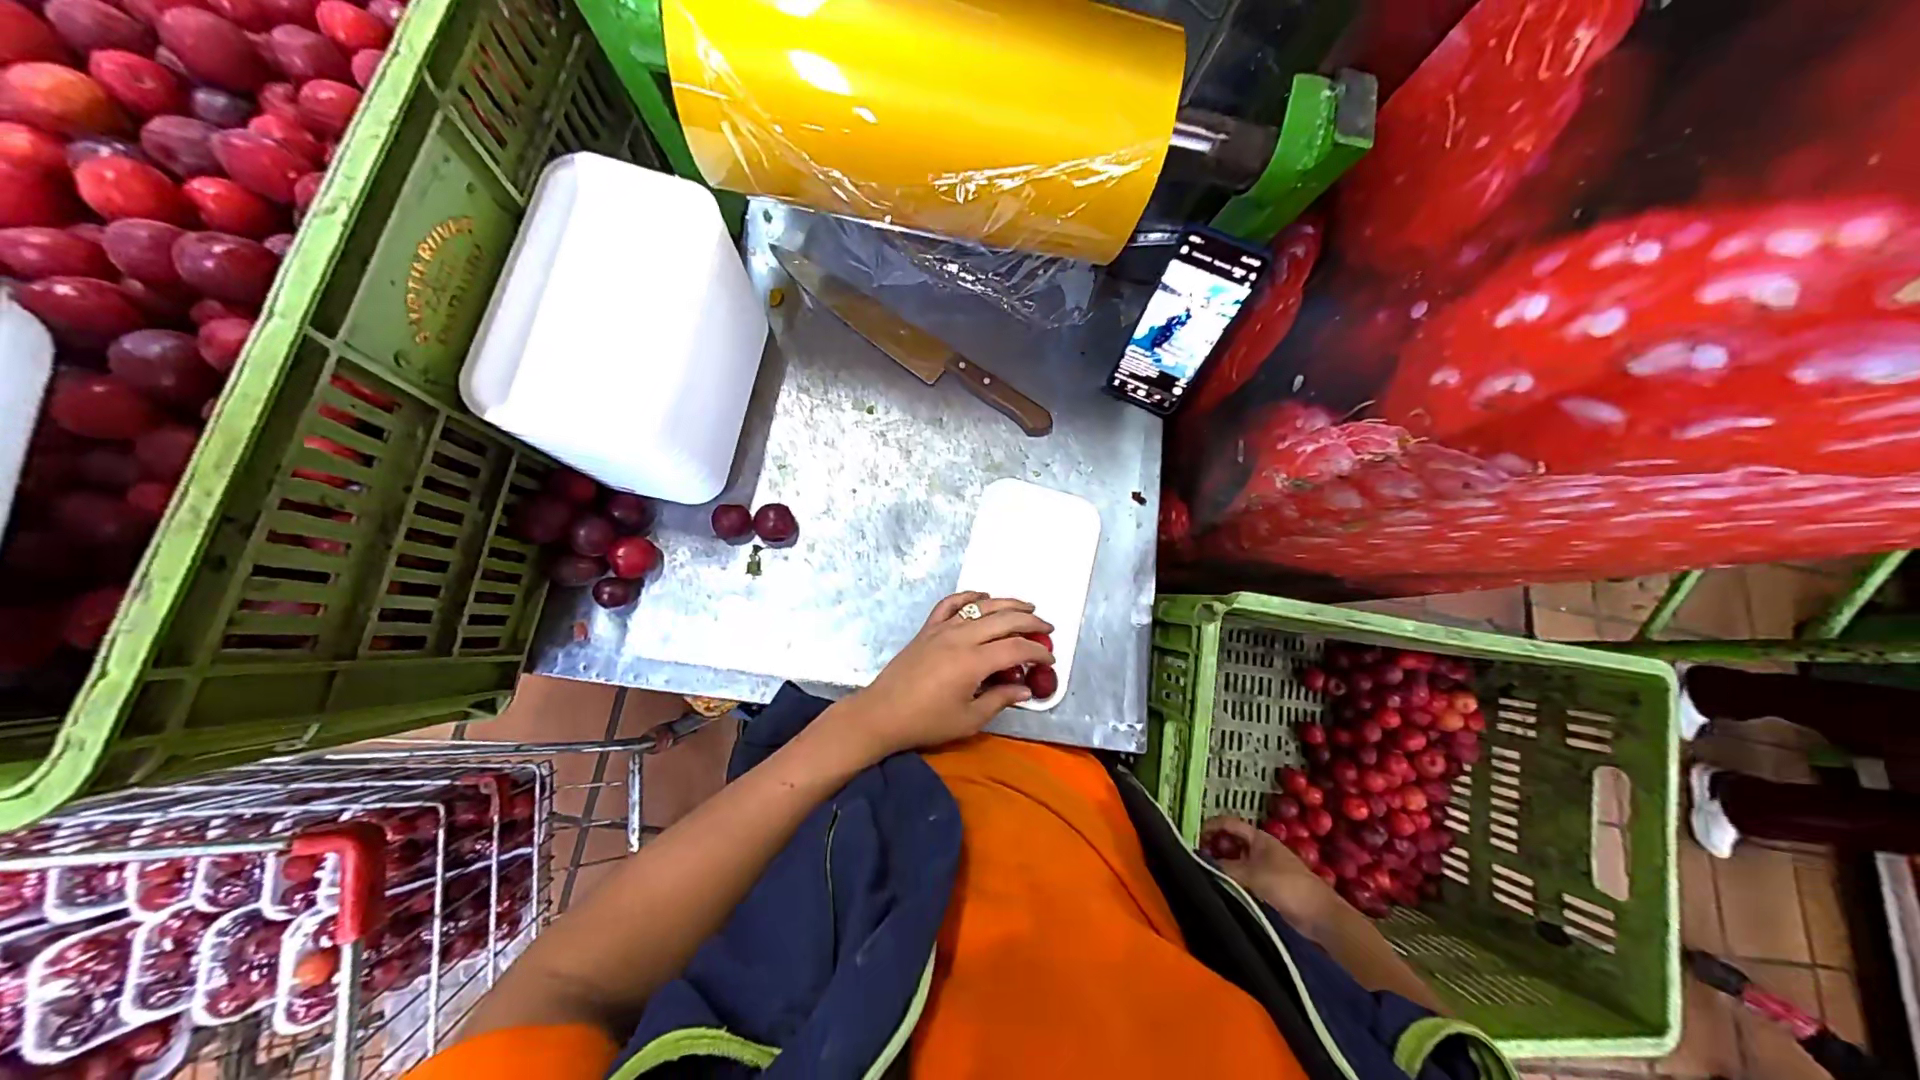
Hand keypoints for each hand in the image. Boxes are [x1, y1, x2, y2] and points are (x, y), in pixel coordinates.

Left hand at [826, 592, 1053, 760]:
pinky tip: (982, 597)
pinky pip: (950, 604)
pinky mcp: (927, 629)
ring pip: (981, 607)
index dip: (1038, 652)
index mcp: (973, 662)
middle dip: (1030, 621)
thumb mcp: (969, 720)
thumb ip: (1000, 700)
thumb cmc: (926, 722)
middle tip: (1047, 628)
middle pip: (1004, 620)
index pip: (1016, 648)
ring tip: (1026, 606)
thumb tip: (1025, 689)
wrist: (882, 714)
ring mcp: (942, 629)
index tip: (1049, 659)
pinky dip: (968, 597)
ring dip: (1007, 603)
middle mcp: (960, 638)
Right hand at [1200, 816, 1338, 929]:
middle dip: (1215, 845)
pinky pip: (1244, 877)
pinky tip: (1222, 887)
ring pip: (1238, 860)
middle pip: (1233, 841)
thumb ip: (1225, 868)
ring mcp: (1266, 867)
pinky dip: (1233, 879)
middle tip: (1196, 856)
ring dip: (1223, 864)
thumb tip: (1201, 863)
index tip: (1194, 834)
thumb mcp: (1251, 875)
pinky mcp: (1270, 886)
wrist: (1320, 915)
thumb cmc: (1287, 886)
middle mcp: (1262, 849)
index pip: (1230, 823)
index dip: (1212, 825)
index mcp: (1259, 838)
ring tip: (1205, 872)